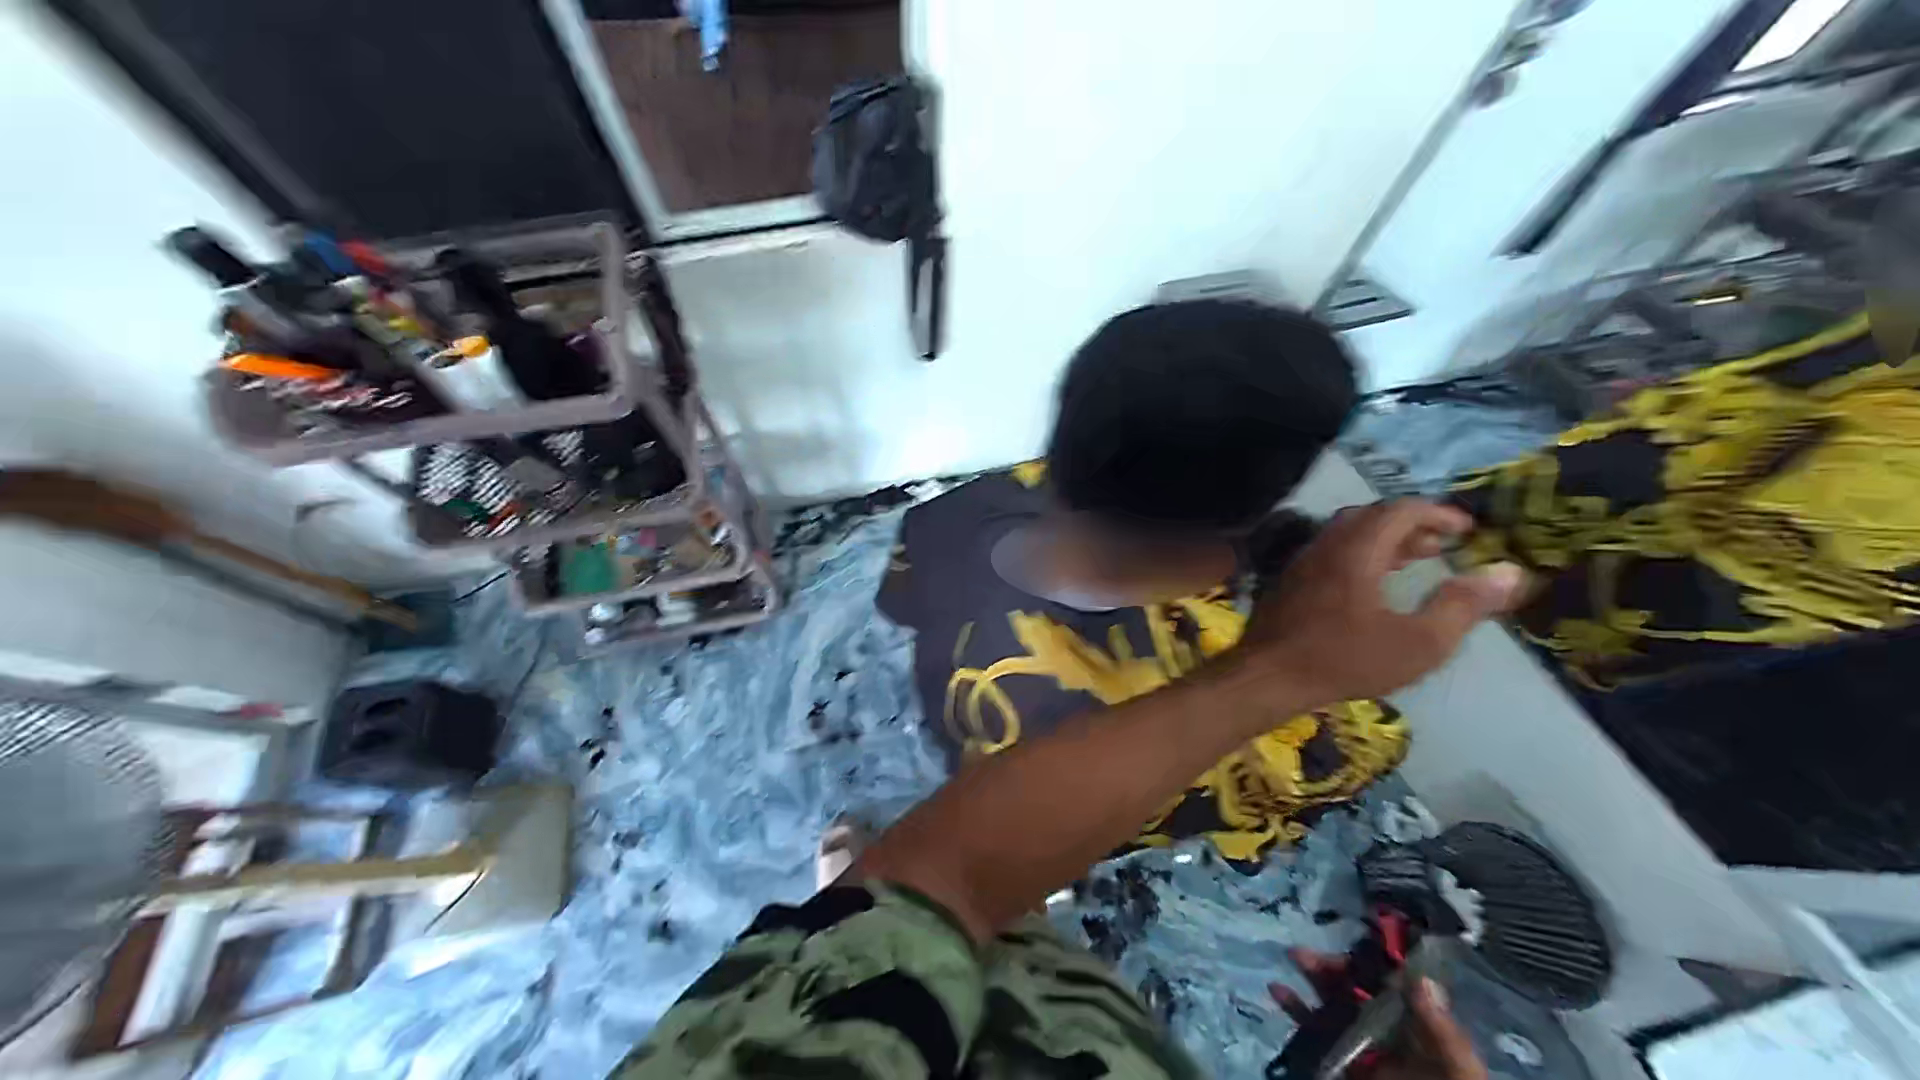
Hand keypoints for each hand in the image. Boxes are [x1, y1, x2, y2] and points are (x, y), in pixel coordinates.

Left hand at [1239, 499, 1524, 704]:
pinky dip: (1359, 555)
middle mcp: (1324, 547)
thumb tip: (1508, 573)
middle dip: (1410, 524)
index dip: (1437, 513)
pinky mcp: (1288, 583)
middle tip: (1441, 545)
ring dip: (1383, 540)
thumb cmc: (1346, 660)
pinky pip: (1329, 553)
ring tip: (1416, 561)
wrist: (1268, 676)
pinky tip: (1372, 585)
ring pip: (1346, 535)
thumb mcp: (1419, 642)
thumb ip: (1463, 605)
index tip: (1466, 530)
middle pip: (1370, 517)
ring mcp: (1301, 564)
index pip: (1398, 510)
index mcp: (1355, 551)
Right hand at [1271, 952, 1487, 1079]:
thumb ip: (1442, 1030)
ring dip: (1311, 981)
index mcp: (1420, 1028)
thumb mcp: (1460, 1071)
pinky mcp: (1343, 1067)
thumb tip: (1420, 977)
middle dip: (1332, 968)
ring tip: (1291, 959)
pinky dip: (1297, 1012)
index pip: (1392, 983)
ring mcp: (1364, 1050)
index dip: (1371, 961)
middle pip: (1356, 990)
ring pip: (1334, 1006)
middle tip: (1305, 954)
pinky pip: (1317, 1035)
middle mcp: (1390, 1033)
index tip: (1351, 947)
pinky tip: (1278, 992)